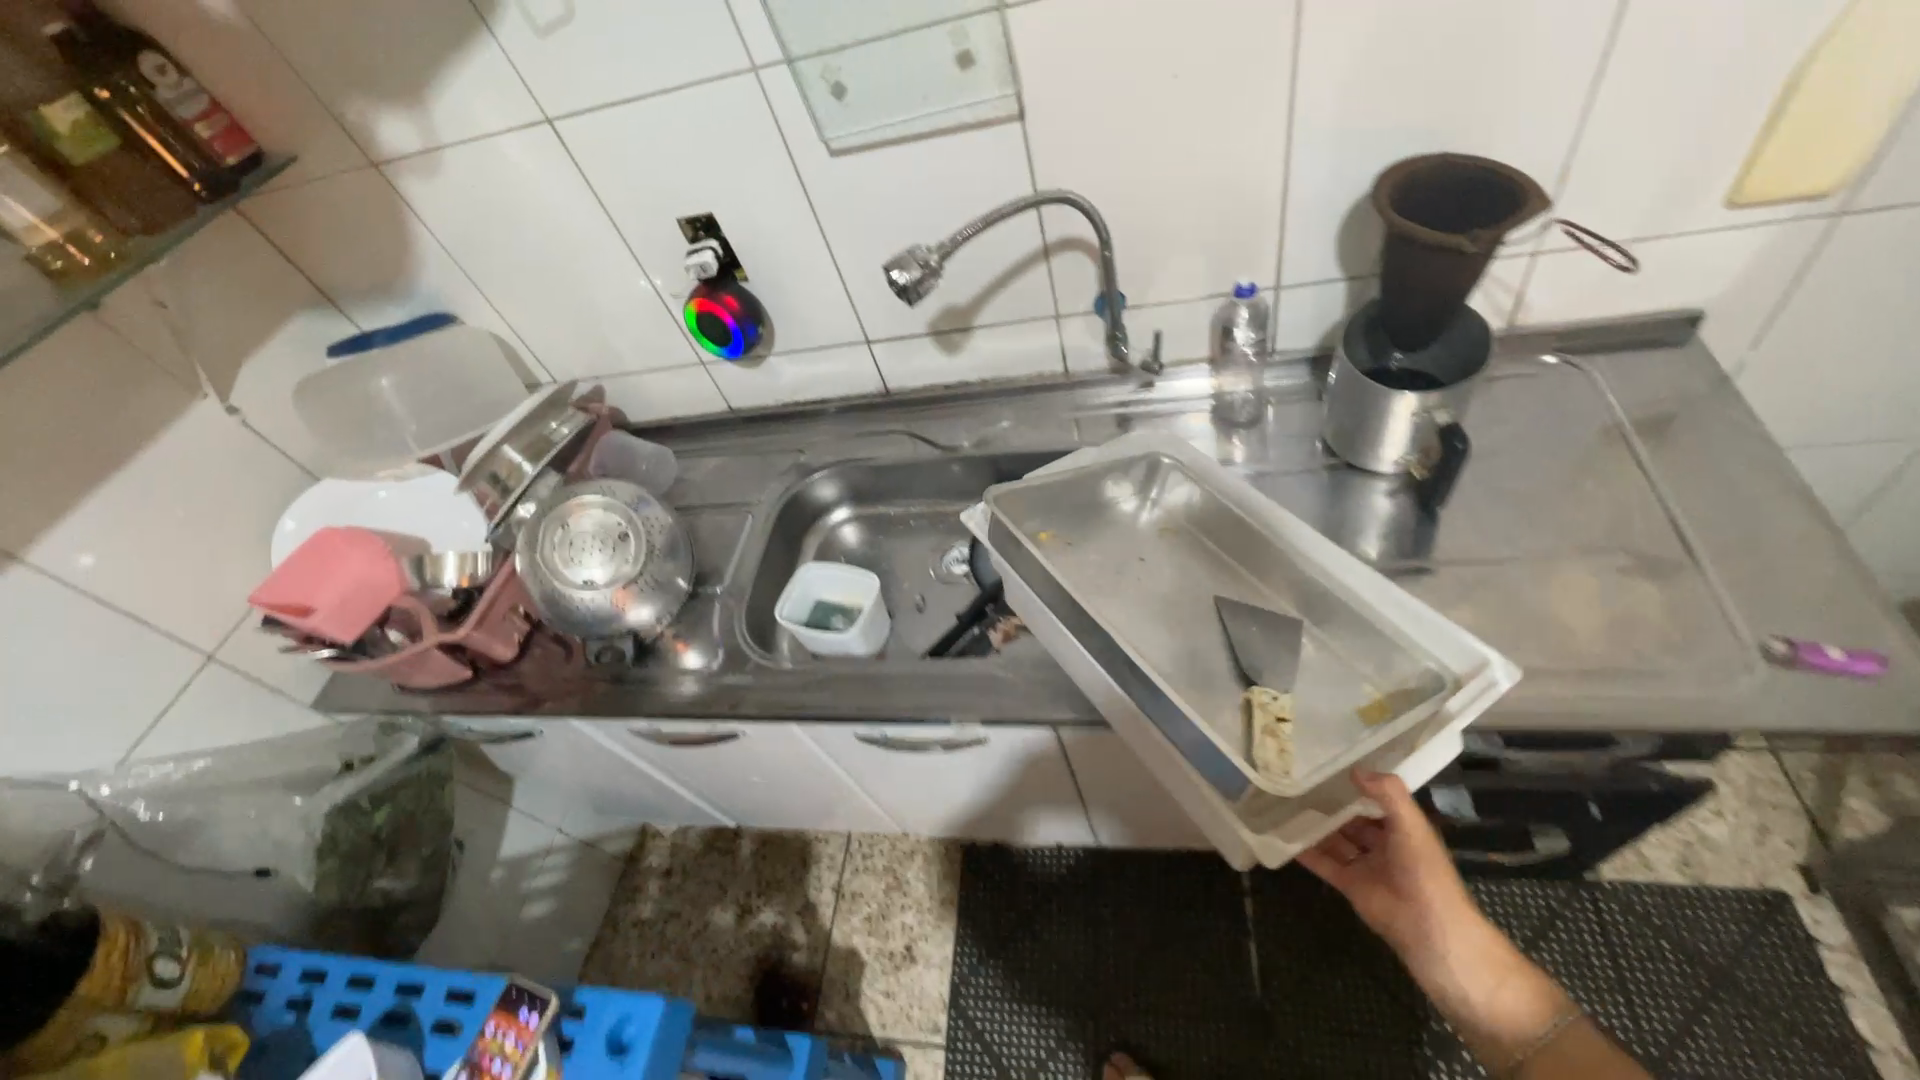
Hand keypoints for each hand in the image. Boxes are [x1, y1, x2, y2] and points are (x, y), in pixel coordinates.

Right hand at [1296, 769, 1480, 974]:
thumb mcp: (1411, 824)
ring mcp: (1365, 865)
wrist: (1426, 925)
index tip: (1330, 766)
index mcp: (1403, 828)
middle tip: (1300, 784)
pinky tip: (1285, 837)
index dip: (1357, 785)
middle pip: (1353, 821)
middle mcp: (1384, 844)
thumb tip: (1354, 770)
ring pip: (1336, 841)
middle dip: (1331, 806)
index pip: (1377, 801)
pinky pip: (1325, 864)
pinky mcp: (1349, 884)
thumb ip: (1387, 793)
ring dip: (1316, 827)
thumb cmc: (1423, 869)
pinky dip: (1307, 853)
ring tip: (1287, 805)